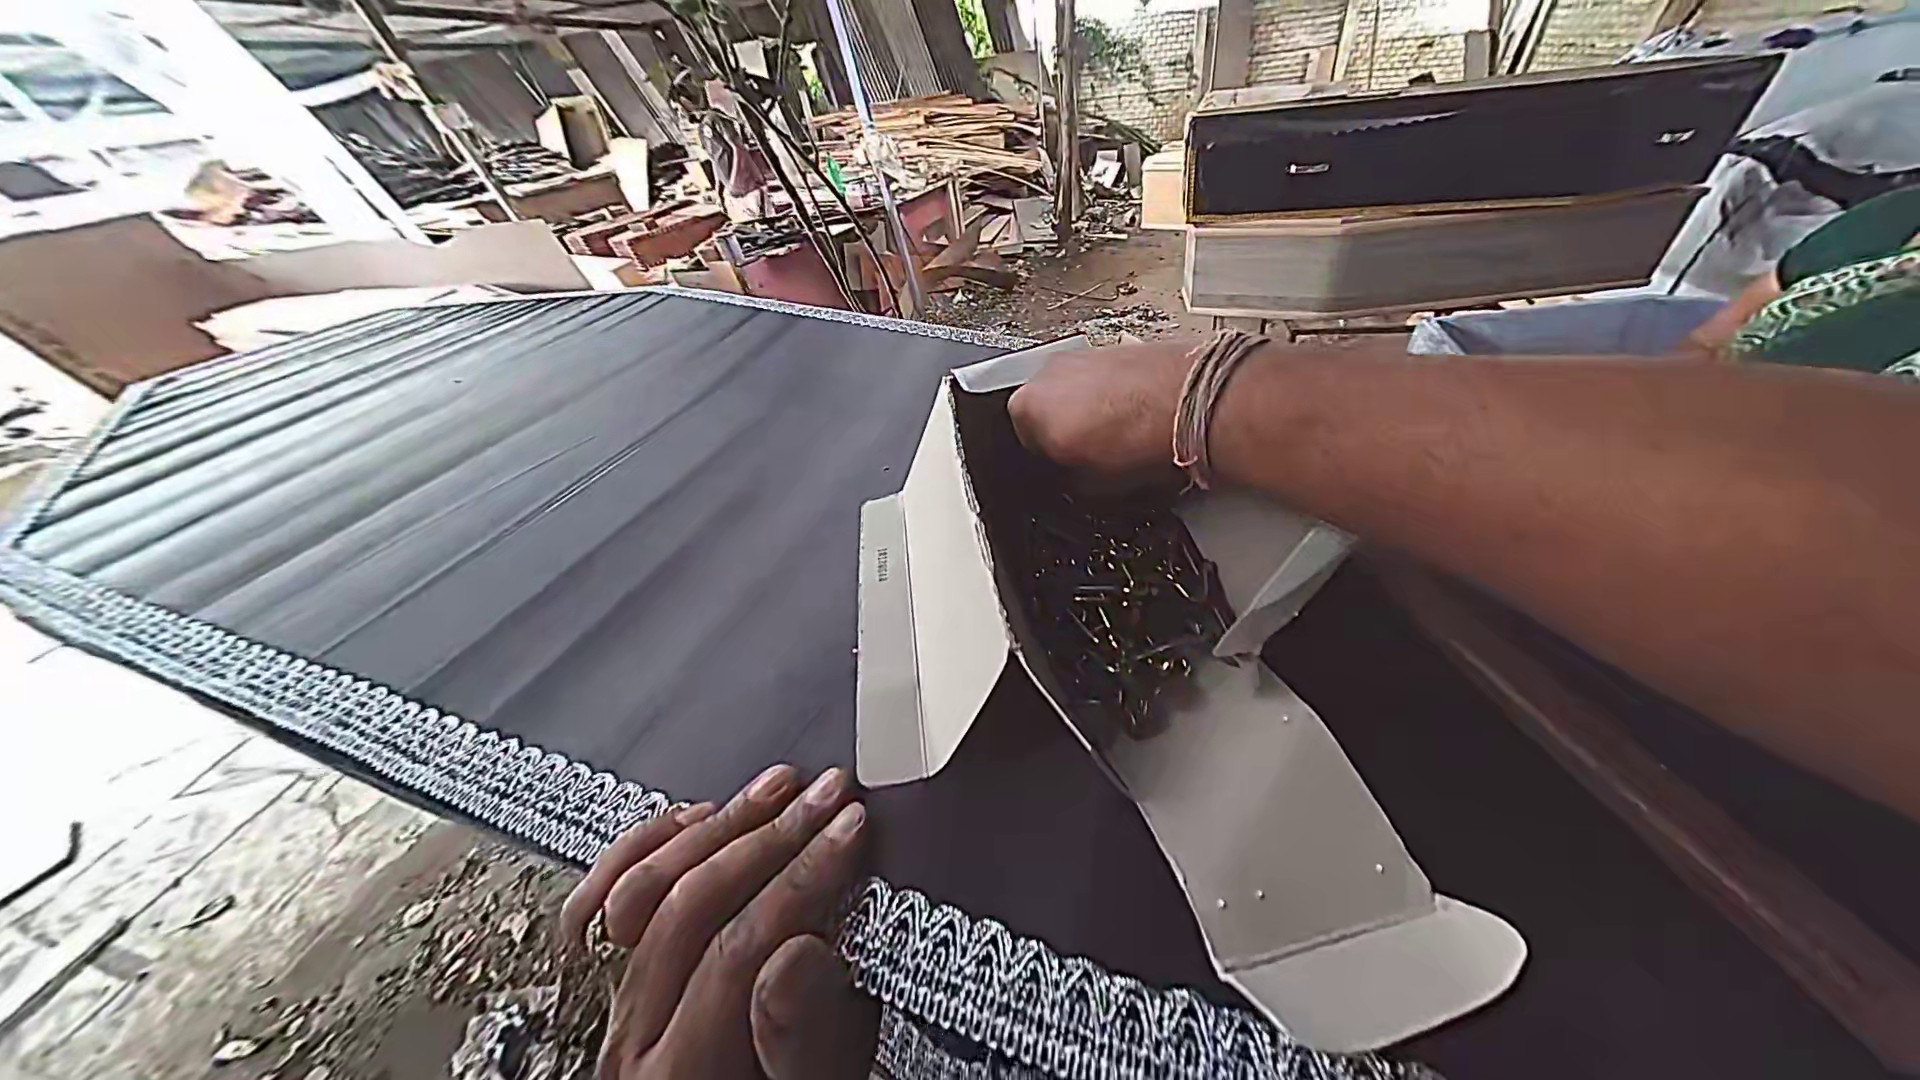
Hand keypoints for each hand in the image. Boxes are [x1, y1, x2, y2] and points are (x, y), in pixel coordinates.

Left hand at [560, 764, 877, 1079]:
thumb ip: (807, 1036)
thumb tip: (796, 953)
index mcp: (685, 1075)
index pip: (740, 951)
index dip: (805, 875)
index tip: (851, 826)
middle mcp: (632, 1039)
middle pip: (694, 906)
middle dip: (776, 834)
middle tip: (828, 793)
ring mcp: (616, 1000)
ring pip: (648, 887)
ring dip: (726, 823)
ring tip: (782, 787)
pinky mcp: (613, 972)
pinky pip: (605, 894)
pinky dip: (654, 843)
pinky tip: (705, 813)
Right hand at [1007, 342, 1195, 473]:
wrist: (1194, 403)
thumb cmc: (1140, 439)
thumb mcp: (1089, 487)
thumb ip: (1067, 482)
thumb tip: (1072, 479)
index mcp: (1025, 407)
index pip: (1023, 445)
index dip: (1047, 465)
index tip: (1066, 474)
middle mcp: (1046, 374)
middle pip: (1047, 412)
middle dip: (1066, 434)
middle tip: (1093, 458)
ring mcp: (1080, 356)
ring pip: (1074, 394)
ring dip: (1089, 414)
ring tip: (1120, 440)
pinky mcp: (1112, 348)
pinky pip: (1102, 381)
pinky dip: (1113, 398)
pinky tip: (1136, 420)